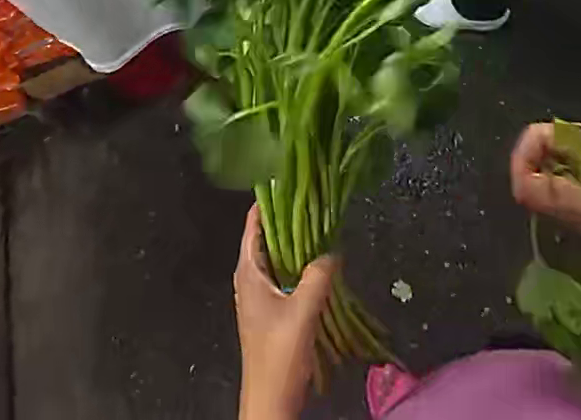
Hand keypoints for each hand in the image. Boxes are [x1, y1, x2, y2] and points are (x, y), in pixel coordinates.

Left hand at [235, 204, 334, 419]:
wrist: (269, 401)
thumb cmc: (278, 354)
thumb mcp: (302, 312)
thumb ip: (318, 276)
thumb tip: (333, 249)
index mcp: (248, 270)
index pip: (253, 224)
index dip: (268, 202)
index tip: (288, 182)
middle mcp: (248, 276)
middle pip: (266, 237)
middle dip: (287, 220)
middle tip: (312, 201)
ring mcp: (257, 293)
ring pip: (275, 257)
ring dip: (294, 244)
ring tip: (319, 227)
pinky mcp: (268, 308)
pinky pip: (281, 275)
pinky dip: (295, 265)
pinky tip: (316, 265)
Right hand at [510, 123, 580, 287]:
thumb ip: (566, 199)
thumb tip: (517, 186)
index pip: (538, 135)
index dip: (522, 161)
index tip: (522, 199)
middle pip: (548, 159)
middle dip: (542, 189)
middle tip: (550, 224)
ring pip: (564, 184)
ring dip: (560, 209)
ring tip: (574, 237)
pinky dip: (578, 220)